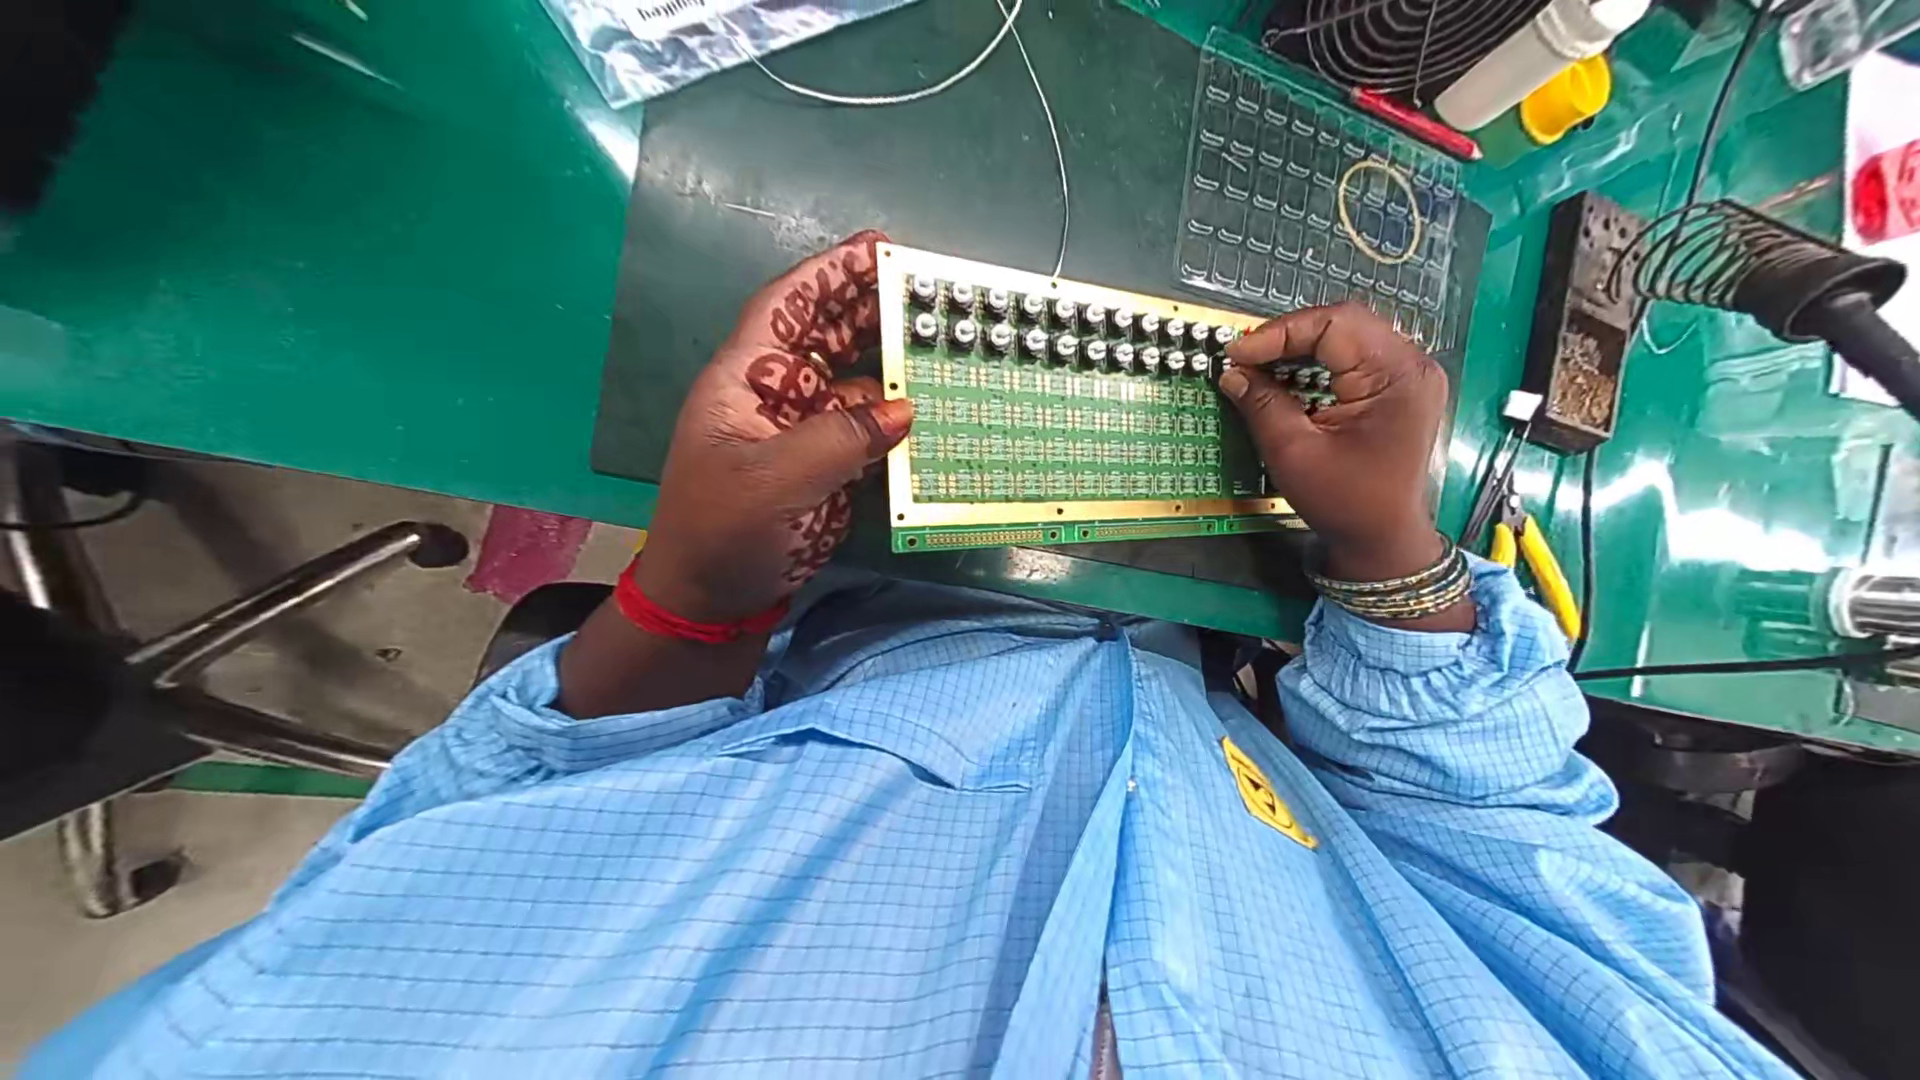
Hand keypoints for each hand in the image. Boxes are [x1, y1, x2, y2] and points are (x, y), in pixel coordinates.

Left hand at [635, 230, 912, 622]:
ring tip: (939, 349)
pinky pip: (869, 431)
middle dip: (870, 310)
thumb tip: (905, 409)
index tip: (878, 248)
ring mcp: (806, 432)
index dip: (828, 274)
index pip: (787, 308)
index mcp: (746, 381)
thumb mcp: (774, 481)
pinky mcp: (828, 467)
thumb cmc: (723, 532)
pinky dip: (897, 420)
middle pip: (827, 337)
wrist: (713, 598)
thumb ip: (841, 439)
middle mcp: (778, 396)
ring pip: (855, 383)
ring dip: (893, 366)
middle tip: (925, 294)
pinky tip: (929, 411)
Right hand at [1219, 302, 1451, 588]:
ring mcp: (1407, 375)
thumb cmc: (1343, 500)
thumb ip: (1262, 405)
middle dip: (1287, 336)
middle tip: (1245, 357)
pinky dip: (1315, 361)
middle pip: (1343, 322)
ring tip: (1259, 364)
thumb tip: (1232, 373)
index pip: (1334, 324)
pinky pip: (1352, 356)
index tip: (1237, 354)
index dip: (1279, 333)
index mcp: (1395, 376)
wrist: (1380, 536)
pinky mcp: (1396, 388)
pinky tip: (1286, 375)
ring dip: (1299, 346)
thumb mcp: (1293, 452)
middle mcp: (1411, 365)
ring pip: (1347, 335)